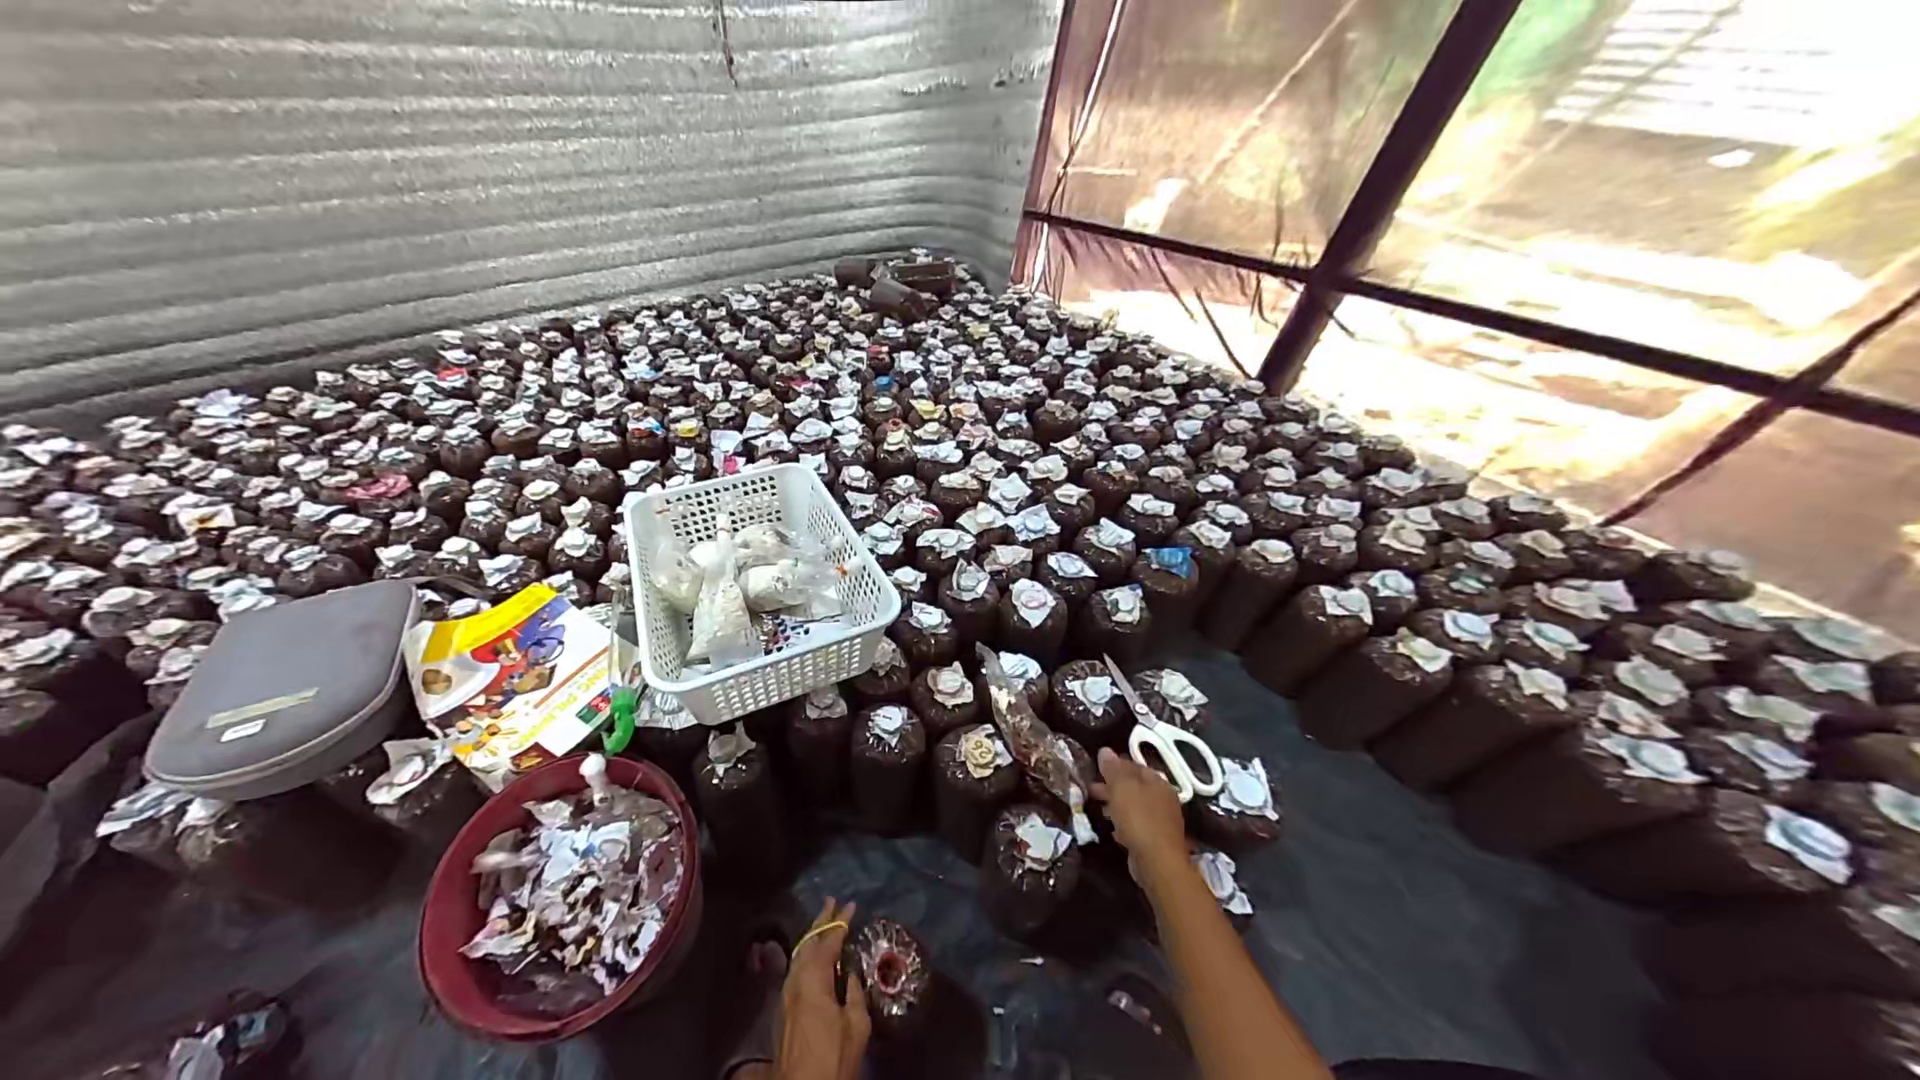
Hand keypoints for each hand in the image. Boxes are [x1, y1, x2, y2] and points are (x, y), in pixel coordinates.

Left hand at [776, 897, 869, 1079]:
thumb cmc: (833, 1058)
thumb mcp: (856, 1025)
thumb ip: (854, 994)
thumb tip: (851, 976)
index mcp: (813, 981)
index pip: (828, 942)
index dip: (840, 923)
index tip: (851, 906)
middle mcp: (795, 982)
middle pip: (808, 944)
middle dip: (821, 921)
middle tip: (832, 901)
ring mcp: (785, 997)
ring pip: (798, 956)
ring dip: (812, 937)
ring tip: (823, 922)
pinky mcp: (783, 1011)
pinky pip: (795, 970)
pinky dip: (806, 955)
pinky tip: (813, 956)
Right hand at [1091, 747, 1188, 887]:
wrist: (1157, 862)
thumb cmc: (1139, 819)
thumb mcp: (1121, 788)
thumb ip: (1113, 769)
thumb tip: (1105, 750)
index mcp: (1157, 781)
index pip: (1135, 765)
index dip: (1115, 764)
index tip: (1096, 767)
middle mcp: (1162, 798)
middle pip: (1134, 786)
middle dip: (1113, 785)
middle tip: (1091, 787)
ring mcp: (1161, 820)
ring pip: (1134, 805)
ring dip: (1116, 804)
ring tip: (1098, 806)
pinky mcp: (1155, 840)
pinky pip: (1136, 824)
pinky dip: (1123, 822)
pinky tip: (1112, 828)